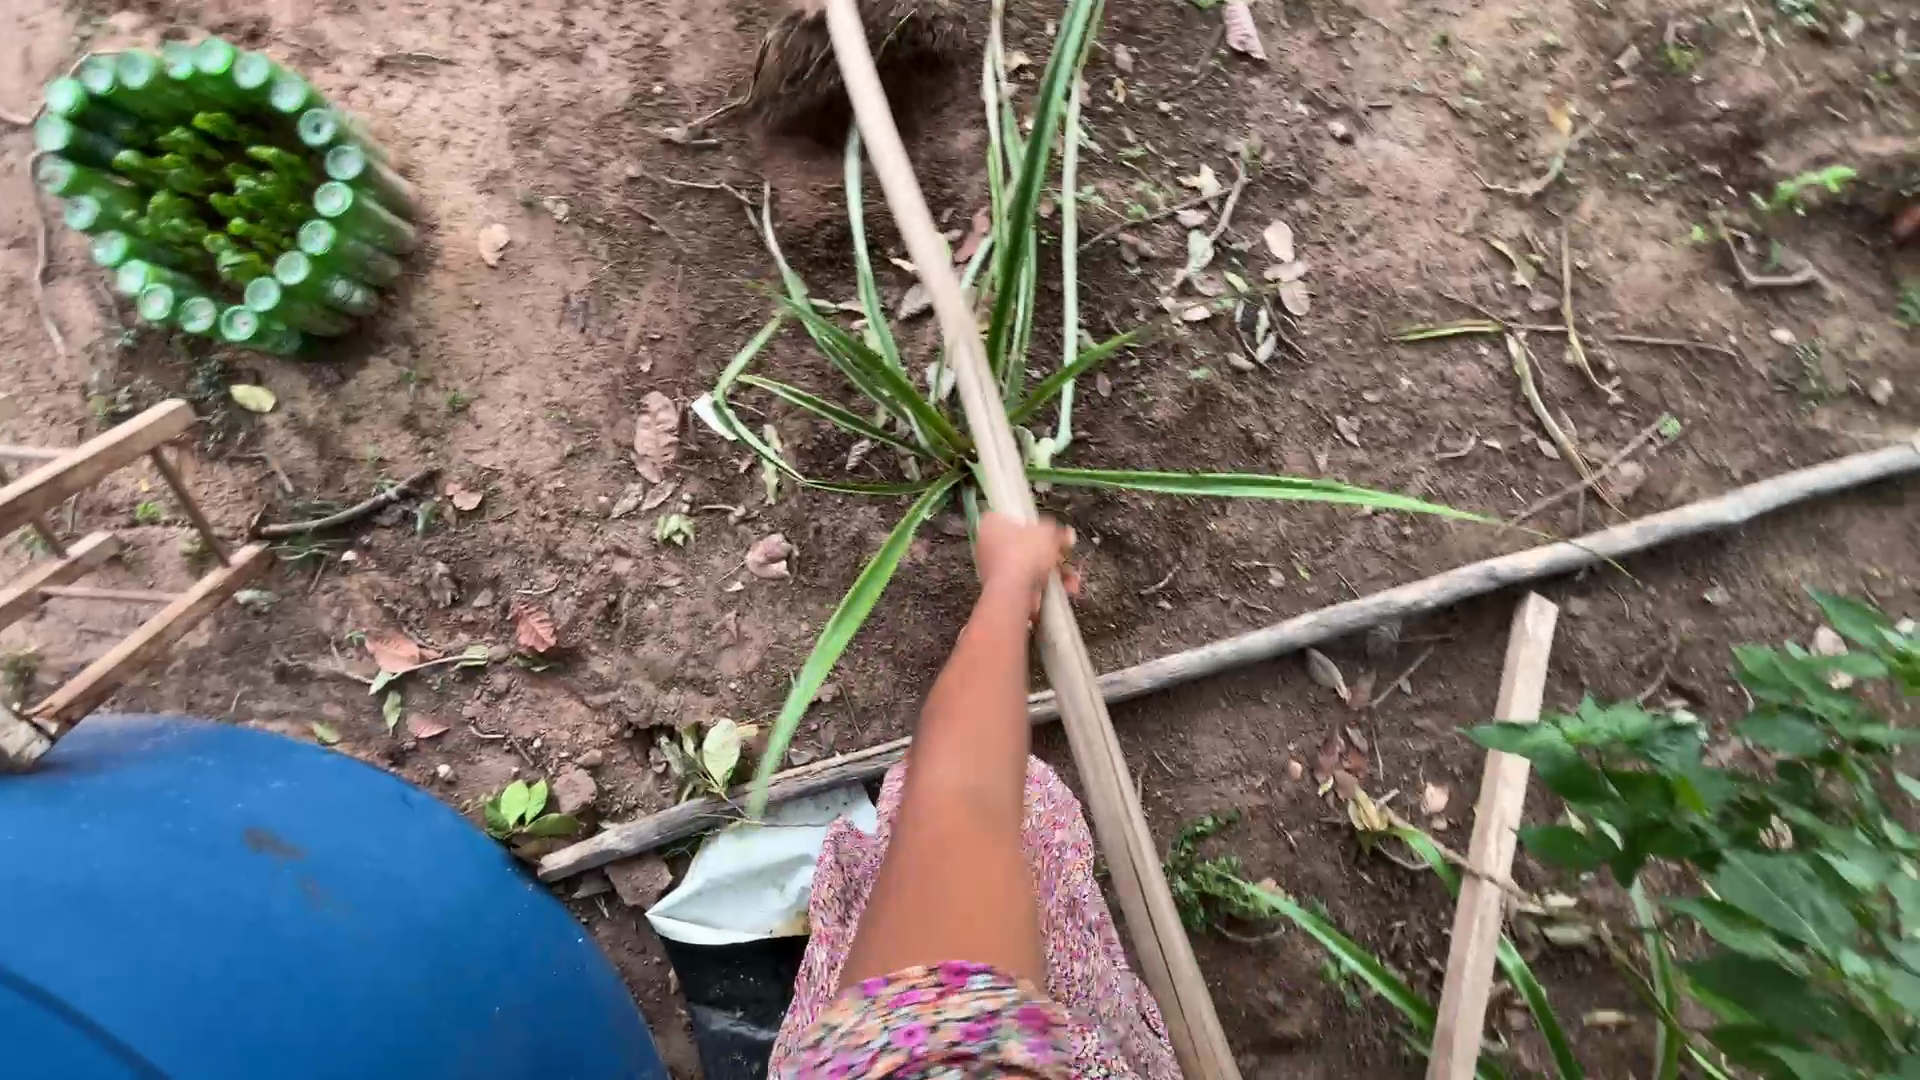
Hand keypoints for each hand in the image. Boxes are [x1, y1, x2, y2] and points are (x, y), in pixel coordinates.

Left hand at [974, 513, 1079, 615]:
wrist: (1011, 592)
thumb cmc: (1024, 553)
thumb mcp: (1048, 533)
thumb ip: (1058, 532)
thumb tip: (1067, 535)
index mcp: (991, 523)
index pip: (1010, 517)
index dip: (1031, 523)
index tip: (1048, 531)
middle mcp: (987, 545)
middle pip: (1024, 544)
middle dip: (1052, 554)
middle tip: (1065, 557)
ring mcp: (993, 569)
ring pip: (1029, 566)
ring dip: (1055, 572)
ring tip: (1071, 580)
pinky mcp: (1002, 589)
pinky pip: (1027, 582)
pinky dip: (1047, 586)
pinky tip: (1066, 590)